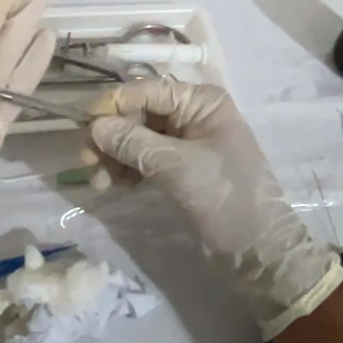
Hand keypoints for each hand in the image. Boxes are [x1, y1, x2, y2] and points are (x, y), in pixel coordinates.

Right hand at [86, 79, 342, 338]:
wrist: (259, 252)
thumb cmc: (225, 198)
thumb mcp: (177, 168)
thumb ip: (134, 143)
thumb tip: (95, 126)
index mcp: (202, 102)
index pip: (148, 90)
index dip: (114, 104)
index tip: (83, 124)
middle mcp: (193, 113)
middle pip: (139, 113)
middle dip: (112, 135)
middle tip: (87, 161)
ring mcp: (187, 140)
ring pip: (138, 136)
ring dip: (115, 155)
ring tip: (100, 182)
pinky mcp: (181, 166)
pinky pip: (145, 157)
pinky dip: (127, 168)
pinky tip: (115, 186)